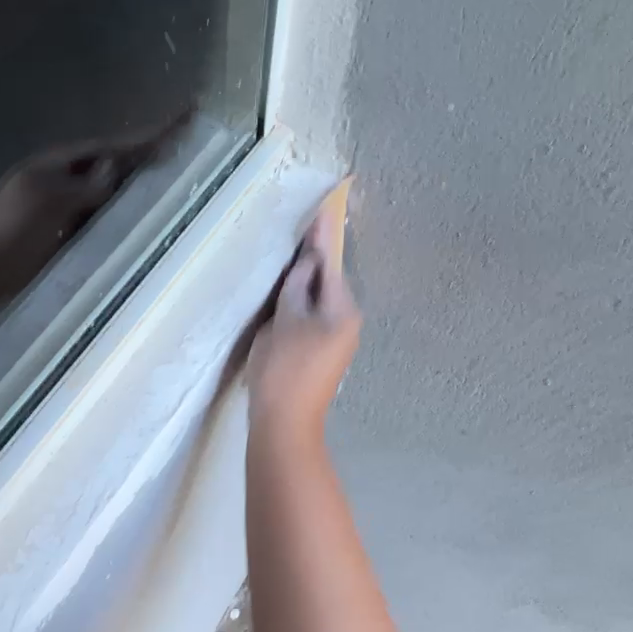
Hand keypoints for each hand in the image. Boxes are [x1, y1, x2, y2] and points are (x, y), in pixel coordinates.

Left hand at [0, 120, 176, 285]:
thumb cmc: (12, 232)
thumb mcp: (50, 201)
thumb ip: (87, 185)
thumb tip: (117, 165)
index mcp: (59, 165)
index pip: (113, 146)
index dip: (150, 133)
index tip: (186, 112)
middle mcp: (65, 181)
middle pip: (116, 163)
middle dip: (148, 153)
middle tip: (186, 143)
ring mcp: (66, 209)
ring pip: (112, 191)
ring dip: (139, 184)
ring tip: (174, 176)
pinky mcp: (66, 235)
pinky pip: (103, 218)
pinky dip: (124, 215)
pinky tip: (143, 219)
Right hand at [247, 217, 360, 439]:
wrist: (284, 424)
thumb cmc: (284, 369)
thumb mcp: (285, 319)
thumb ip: (297, 286)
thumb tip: (307, 264)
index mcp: (343, 310)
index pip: (330, 263)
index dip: (321, 237)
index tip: (322, 207)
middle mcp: (348, 322)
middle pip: (328, 281)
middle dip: (312, 260)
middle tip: (299, 230)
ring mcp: (338, 340)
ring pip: (320, 300)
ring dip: (305, 283)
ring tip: (288, 259)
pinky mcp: (324, 353)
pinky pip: (314, 317)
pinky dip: (301, 303)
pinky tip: (286, 297)